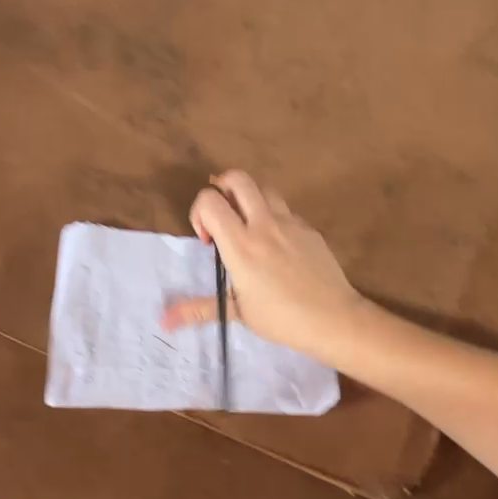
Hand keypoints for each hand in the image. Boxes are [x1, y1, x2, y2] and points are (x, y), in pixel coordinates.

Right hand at [163, 170, 370, 358]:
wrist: (333, 318)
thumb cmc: (281, 319)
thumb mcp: (237, 312)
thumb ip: (199, 308)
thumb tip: (164, 321)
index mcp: (241, 245)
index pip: (209, 200)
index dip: (199, 211)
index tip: (208, 240)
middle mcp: (264, 225)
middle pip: (238, 178)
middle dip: (221, 187)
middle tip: (222, 216)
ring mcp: (290, 223)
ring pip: (264, 188)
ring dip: (249, 199)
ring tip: (248, 228)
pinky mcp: (309, 228)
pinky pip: (285, 210)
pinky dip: (272, 217)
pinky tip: (276, 247)